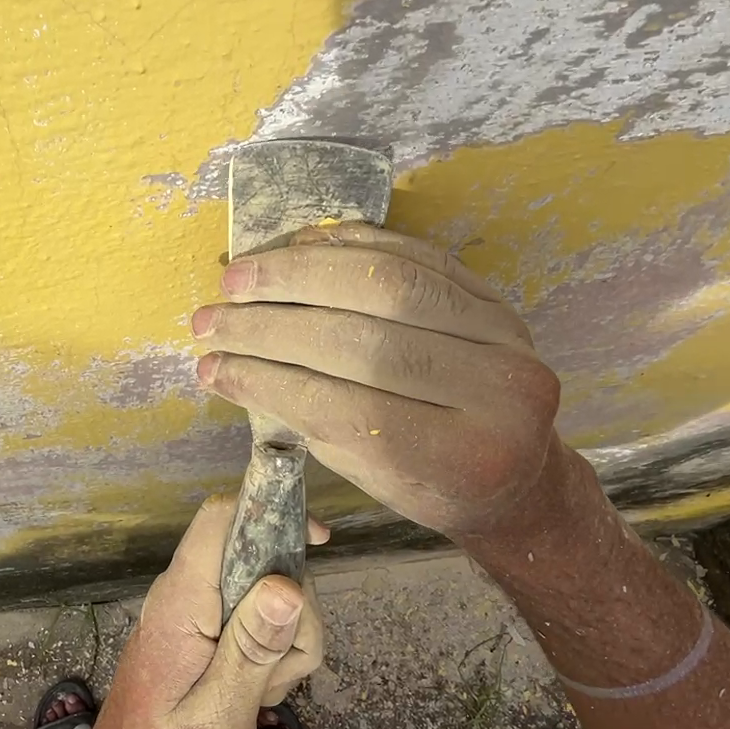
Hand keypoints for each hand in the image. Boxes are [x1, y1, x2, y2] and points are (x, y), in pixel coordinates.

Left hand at [66, 495, 325, 728]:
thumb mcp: (218, 717)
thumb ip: (252, 649)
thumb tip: (287, 584)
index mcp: (180, 601)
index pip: (219, 519)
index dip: (267, 510)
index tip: (319, 538)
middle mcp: (188, 594)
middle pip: (260, 557)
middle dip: (292, 606)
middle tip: (279, 670)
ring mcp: (199, 614)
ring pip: (270, 593)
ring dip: (284, 641)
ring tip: (261, 694)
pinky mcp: (210, 634)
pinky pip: (260, 622)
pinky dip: (274, 654)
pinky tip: (258, 693)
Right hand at [192, 223, 560, 540]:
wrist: (519, 470)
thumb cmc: (430, 484)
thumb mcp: (365, 472)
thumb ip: (304, 417)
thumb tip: (223, 366)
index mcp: (461, 459)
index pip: (344, 408)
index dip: (266, 382)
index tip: (210, 366)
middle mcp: (496, 392)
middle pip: (362, 340)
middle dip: (270, 325)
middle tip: (210, 319)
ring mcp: (503, 335)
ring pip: (387, 283)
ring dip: (297, 273)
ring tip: (237, 277)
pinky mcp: (494, 296)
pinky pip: (412, 253)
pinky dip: (346, 243)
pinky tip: (293, 246)